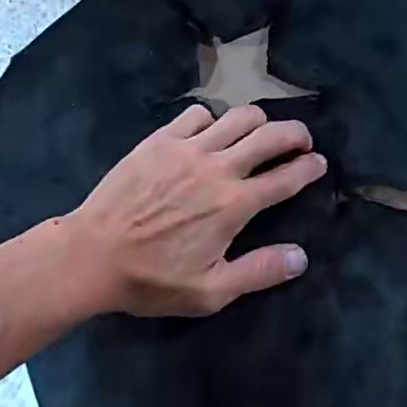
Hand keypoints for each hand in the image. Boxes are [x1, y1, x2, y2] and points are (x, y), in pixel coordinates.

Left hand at [55, 103, 328, 317]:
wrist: (87, 258)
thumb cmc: (151, 279)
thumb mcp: (209, 291)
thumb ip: (259, 272)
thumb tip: (301, 257)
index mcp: (234, 205)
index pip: (287, 177)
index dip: (310, 167)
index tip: (320, 163)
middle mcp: (218, 169)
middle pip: (272, 135)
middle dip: (296, 133)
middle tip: (302, 140)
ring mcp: (188, 149)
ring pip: (240, 116)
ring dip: (260, 121)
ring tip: (261, 133)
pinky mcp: (160, 140)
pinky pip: (198, 114)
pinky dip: (213, 120)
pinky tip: (210, 135)